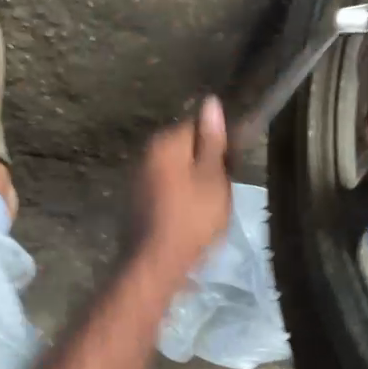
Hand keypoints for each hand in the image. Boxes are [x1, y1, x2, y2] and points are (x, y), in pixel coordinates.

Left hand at [133, 96, 232, 276]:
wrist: (155, 266)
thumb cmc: (191, 218)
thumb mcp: (212, 177)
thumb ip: (212, 140)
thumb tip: (211, 102)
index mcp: (165, 142)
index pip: (197, 124)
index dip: (218, 142)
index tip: (231, 165)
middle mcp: (146, 153)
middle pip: (185, 146)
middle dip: (205, 162)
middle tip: (222, 188)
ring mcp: (138, 177)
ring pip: (176, 168)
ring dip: (192, 180)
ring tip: (208, 206)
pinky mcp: (137, 200)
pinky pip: (165, 187)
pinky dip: (179, 196)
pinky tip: (189, 216)